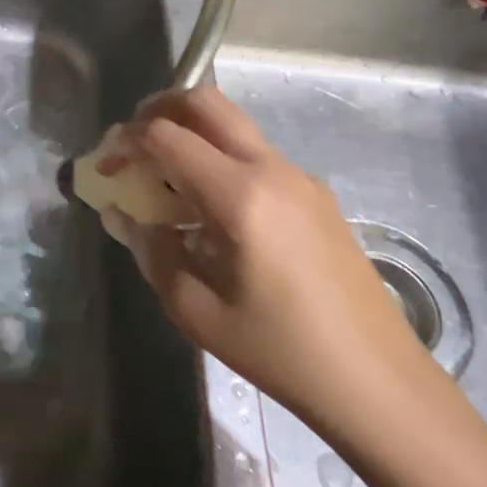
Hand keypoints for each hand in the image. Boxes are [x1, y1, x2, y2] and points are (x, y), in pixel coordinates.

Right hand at [98, 87, 430, 417]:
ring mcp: (300, 178)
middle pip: (206, 101)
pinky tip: (208, 208)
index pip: (166, 135)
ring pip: (233, 123)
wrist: (380, 385)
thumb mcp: (197, 311)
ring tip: (164, 177)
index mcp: (240, 196)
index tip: (106, 168)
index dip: (125, 142)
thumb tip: (127, 216)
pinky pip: (255, 153)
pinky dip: (218, 156)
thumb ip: (153, 252)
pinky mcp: (316, 196)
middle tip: (131, 142)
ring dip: (190, 131)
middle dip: (157, 109)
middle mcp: (272, 170)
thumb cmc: (283, 352)